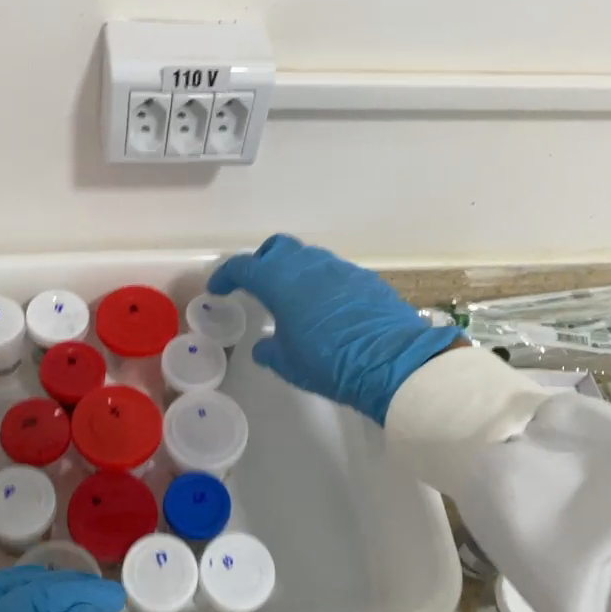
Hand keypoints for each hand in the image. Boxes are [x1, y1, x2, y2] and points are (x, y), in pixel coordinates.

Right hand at [208, 233, 462, 423]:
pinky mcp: (365, 279)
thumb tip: (264, 346)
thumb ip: (270, 350)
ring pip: (308, 259)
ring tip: (293, 299)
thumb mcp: (287, 363)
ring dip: (295, 273)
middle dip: (262, 262)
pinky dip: (322, 285)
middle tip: (256, 285)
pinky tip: (326, 310)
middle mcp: (309, 265)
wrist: (391, 362)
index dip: (226, 276)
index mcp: (280, 281)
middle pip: (277, 248)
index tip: (219, 289)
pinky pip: (334, 274)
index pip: (243, 267)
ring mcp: (340, 268)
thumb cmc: (328, 362)